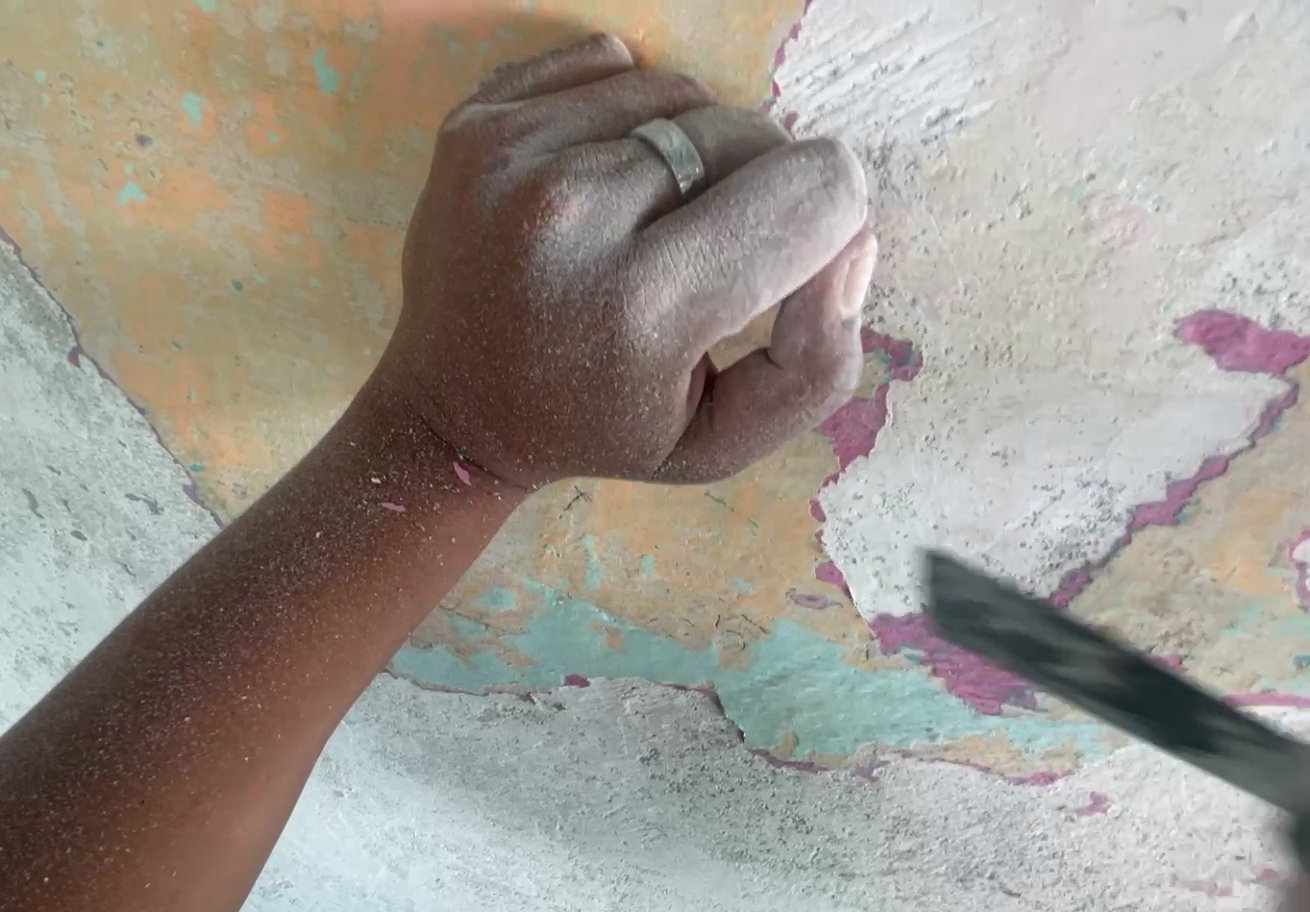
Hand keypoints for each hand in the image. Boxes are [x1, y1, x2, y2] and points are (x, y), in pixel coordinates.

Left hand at [366, 33, 875, 488]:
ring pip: (684, 95)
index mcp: (640, 310)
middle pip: (750, 133)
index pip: (816, 192)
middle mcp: (571, 215)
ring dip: (689, 158)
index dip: (827, 226)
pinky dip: (628, 125)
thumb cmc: (598, 430)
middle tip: (697, 264)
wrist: (457, 408)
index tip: (781, 268)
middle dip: (754, 194)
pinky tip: (600, 195)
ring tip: (645, 234)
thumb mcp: (719, 443)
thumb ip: (816, 367)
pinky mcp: (477, 122)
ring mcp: (513, 158)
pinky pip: (613, 70)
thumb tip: (853, 241)